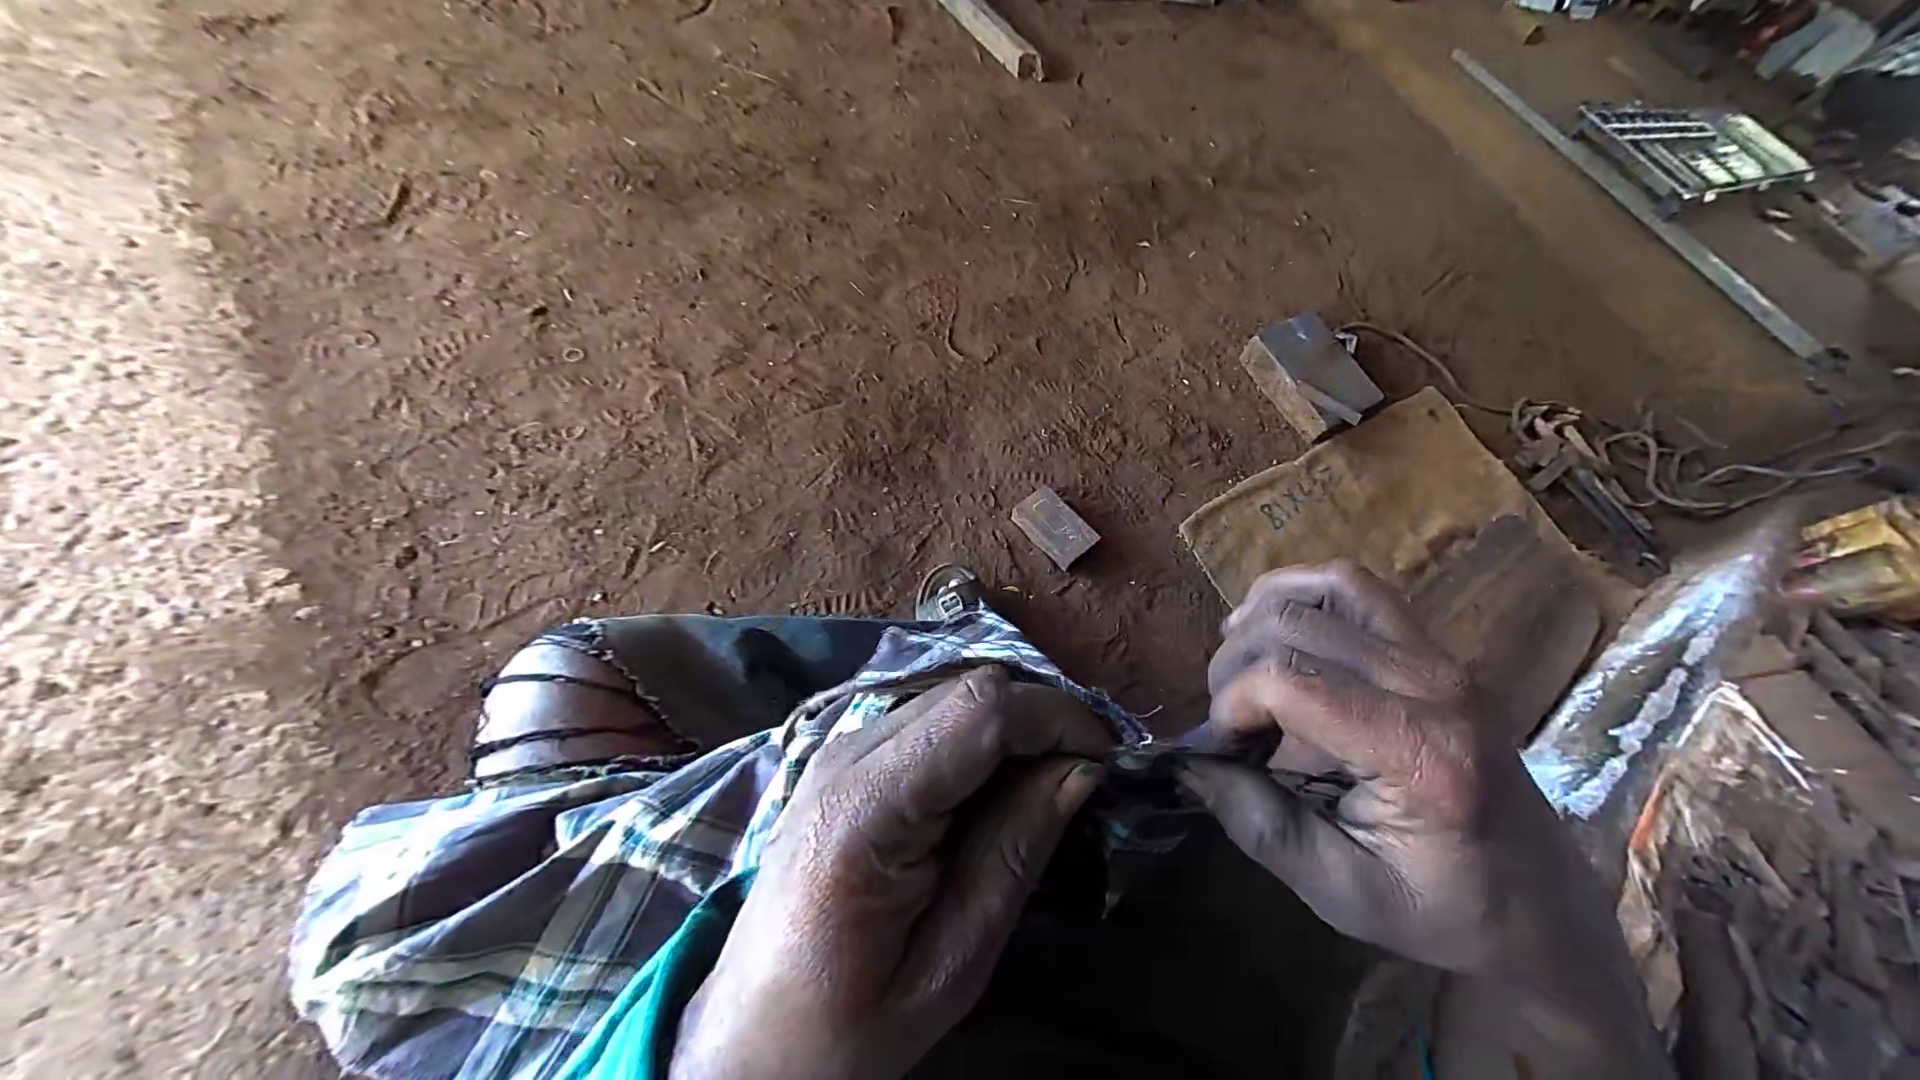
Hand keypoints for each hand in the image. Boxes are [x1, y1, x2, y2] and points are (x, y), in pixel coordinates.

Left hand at [669, 665, 1113, 1079]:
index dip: (1055, 718)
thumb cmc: (846, 1024)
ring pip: (953, 694)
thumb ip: (1014, 852)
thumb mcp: (952, 961)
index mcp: (864, 808)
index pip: (978, 712)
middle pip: (968, 690)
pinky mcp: (847, 754)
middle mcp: (847, 752)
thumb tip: (1081, 769)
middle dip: (1041, 719)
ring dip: (1013, 727)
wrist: (751, 1035)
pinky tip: (995, 787)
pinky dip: (980, 737)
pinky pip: (932, 717)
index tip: (1106, 761)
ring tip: (1045, 786)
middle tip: (1082, 777)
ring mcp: (841, 745)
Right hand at [1180, 562, 1663, 1071]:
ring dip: (1261, 618)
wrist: (1541, 906)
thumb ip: (1253, 819)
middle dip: (1234, 666)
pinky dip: (1300, 593)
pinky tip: (1277, 632)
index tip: (1219, 750)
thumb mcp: (1336, 889)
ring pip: (1323, 588)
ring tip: (1242, 667)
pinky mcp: (1433, 648)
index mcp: (1419, 754)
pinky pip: (1354, 585)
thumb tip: (1183, 758)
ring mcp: (1440, 657)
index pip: (1286, 681)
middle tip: (1231, 722)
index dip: (1229, 706)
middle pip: (1292, 626)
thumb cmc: (1441, 910)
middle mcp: (1435, 686)